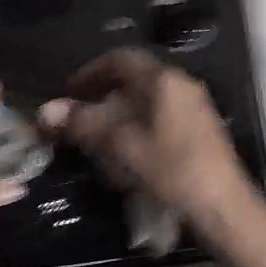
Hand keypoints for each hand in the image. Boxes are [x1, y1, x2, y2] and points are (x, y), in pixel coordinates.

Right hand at [38, 48, 251, 218]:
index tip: (68, 93)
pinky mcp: (201, 133)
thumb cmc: (170, 170)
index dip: (89, 73)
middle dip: (102, 96)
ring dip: (119, 114)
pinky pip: (161, 119)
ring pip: (147, 102)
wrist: (221, 206)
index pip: (119, 60)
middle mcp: (182, 86)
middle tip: (78, 118)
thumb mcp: (120, 147)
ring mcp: (195, 109)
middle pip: (134, 80)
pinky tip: (127, 155)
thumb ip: (83, 124)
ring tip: (97, 139)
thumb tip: (45, 110)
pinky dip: (137, 128)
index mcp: (163, 80)